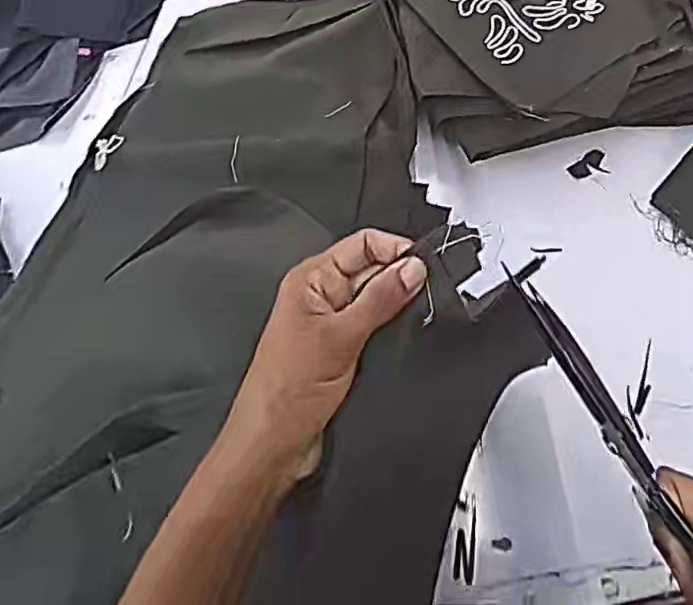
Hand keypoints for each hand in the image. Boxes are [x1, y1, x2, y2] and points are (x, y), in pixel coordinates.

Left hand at [222, 230, 426, 482]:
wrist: (271, 449)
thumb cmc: (282, 394)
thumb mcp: (340, 338)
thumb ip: (380, 300)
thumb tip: (412, 268)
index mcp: (311, 278)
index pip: (363, 243)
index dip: (394, 248)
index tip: (421, 265)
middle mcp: (322, 296)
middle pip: (374, 268)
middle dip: (399, 278)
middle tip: (420, 294)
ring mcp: (334, 323)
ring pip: (379, 299)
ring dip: (396, 307)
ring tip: (407, 320)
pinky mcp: (345, 348)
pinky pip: (377, 327)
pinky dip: (392, 330)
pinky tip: (397, 340)